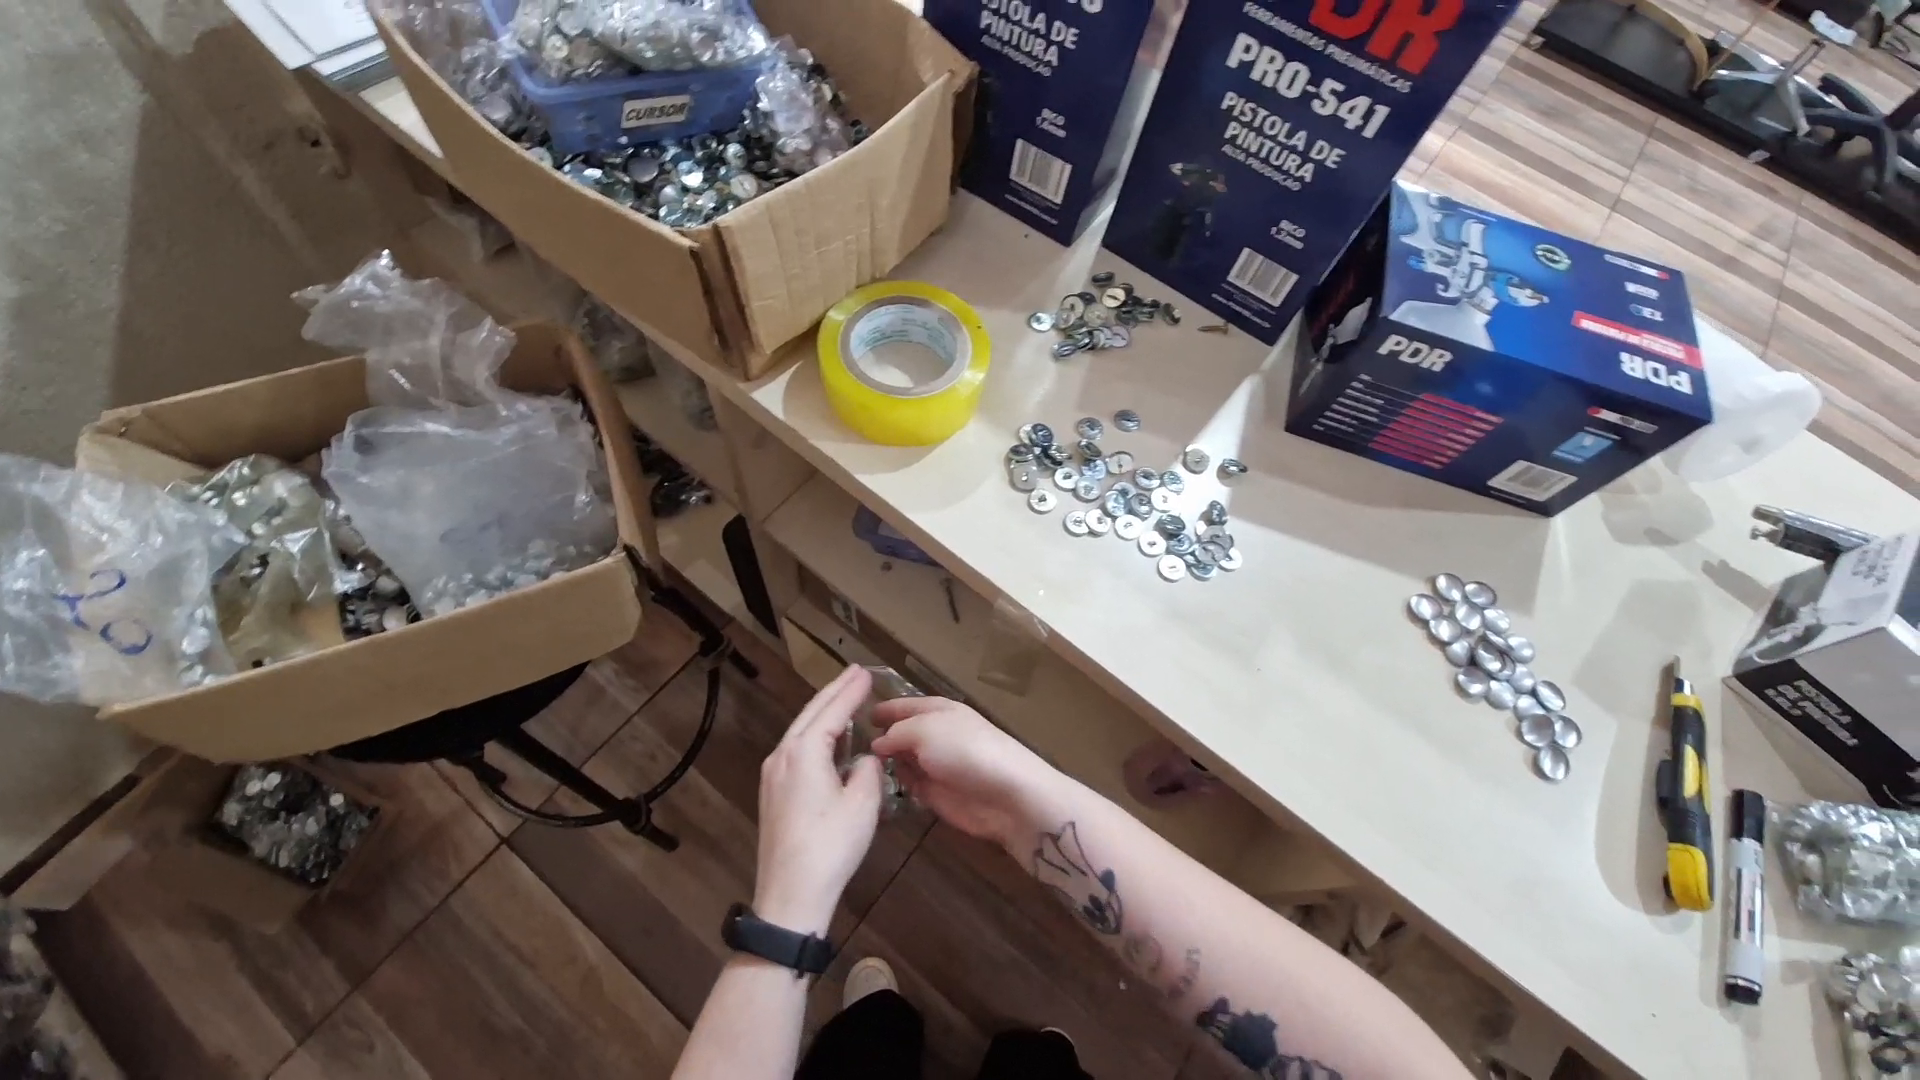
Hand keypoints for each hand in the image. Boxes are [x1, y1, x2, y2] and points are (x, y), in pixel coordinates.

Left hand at [753, 665, 883, 934]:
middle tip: (855, 673)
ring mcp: (773, 775)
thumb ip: (868, 771)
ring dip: (823, 712)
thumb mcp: (863, 803)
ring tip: (844, 697)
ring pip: (800, 730)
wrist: (791, 894)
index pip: (832, 711)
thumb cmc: (831, 845)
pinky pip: (795, 749)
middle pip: (811, 713)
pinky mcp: (772, 793)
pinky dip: (814, 733)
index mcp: (804, 751)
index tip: (866, 672)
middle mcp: (782, 755)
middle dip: (834, 692)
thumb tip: (865, 760)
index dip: (851, 691)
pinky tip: (826, 738)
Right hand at [870, 697, 1064, 852]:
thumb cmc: (965, 751)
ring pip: (902, 760)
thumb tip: (878, 743)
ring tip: (856, 769)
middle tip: (848, 748)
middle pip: (900, 733)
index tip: (858, 714)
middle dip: (879, 739)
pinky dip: (896, 785)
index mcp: (937, 710)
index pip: (905, 705)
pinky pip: (909, 785)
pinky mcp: (936, 794)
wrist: (1006, 795)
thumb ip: (896, 733)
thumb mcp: (924, 730)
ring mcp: (936, 765)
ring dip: (885, 764)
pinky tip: (874, 788)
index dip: (884, 709)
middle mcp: (936, 734)